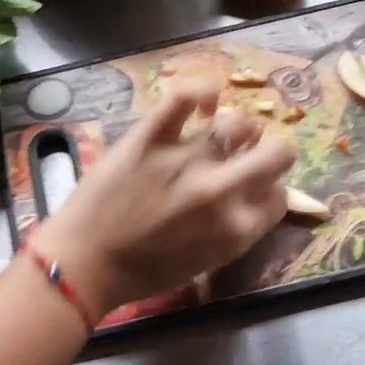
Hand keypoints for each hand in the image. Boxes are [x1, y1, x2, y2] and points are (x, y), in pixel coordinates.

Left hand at [35, 80, 295, 318]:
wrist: (84, 264)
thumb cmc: (144, 272)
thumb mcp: (205, 262)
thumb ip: (235, 229)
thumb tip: (250, 197)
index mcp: (236, 228)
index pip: (280, 196)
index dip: (269, 190)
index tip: (252, 189)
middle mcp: (221, 191)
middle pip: (279, 154)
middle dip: (273, 153)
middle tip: (250, 155)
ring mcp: (185, 160)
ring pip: (239, 123)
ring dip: (237, 128)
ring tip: (219, 132)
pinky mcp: (150, 137)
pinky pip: (185, 97)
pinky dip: (200, 92)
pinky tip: (202, 102)